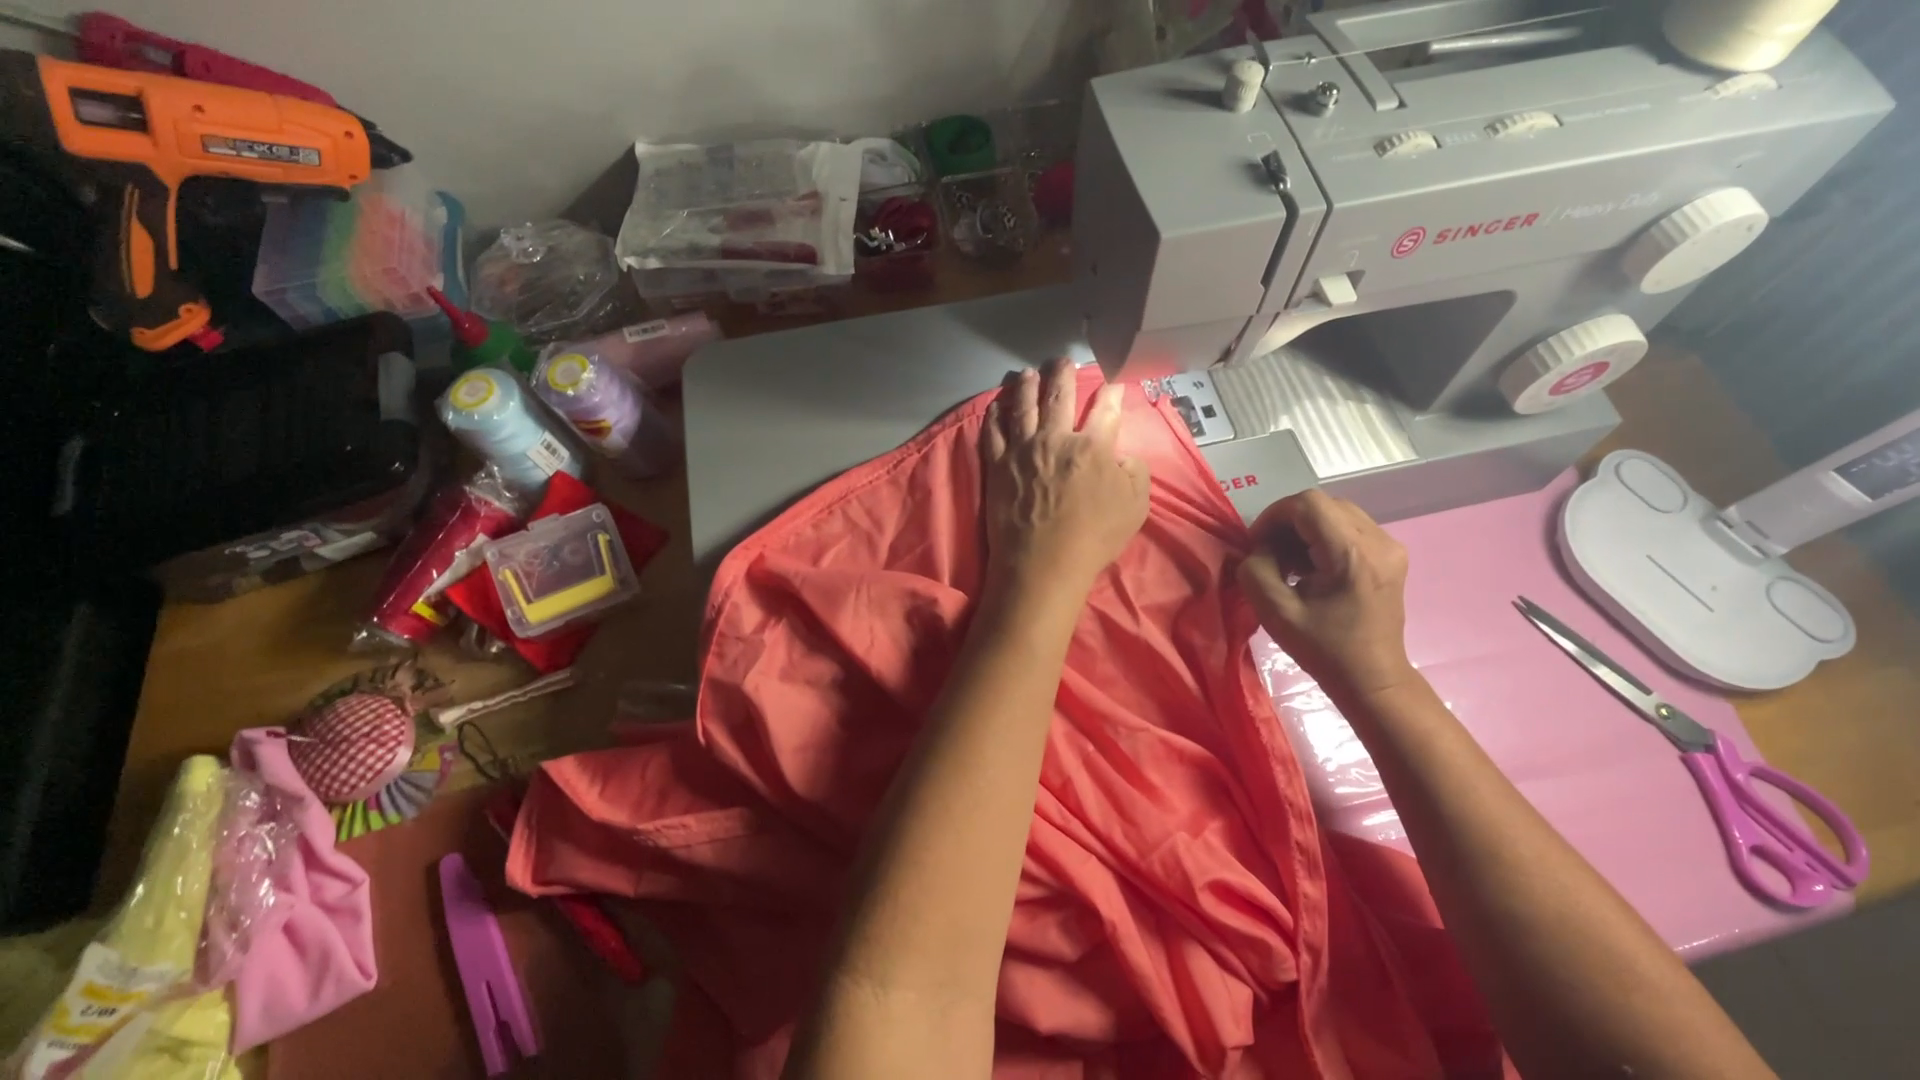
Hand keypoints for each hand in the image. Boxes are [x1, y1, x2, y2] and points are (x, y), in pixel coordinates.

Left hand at [981, 359, 1149, 592]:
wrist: (1043, 564)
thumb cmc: (1094, 539)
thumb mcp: (1135, 507)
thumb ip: (1135, 473)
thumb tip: (1123, 456)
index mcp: (1093, 447)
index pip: (1105, 410)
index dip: (1111, 394)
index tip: (1112, 385)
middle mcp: (1056, 439)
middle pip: (1059, 396)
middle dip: (1063, 374)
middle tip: (1063, 360)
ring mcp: (1022, 450)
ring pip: (1023, 407)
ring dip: (1027, 386)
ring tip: (1028, 372)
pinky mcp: (997, 466)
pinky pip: (993, 432)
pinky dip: (995, 415)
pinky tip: (996, 405)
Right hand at [1236, 489, 1416, 699]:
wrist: (1372, 678)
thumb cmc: (1324, 649)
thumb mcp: (1275, 612)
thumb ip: (1256, 570)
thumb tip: (1261, 548)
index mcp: (1352, 554)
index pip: (1308, 504)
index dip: (1274, 516)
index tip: (1257, 544)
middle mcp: (1379, 541)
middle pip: (1323, 504)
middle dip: (1288, 522)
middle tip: (1270, 554)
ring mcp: (1390, 546)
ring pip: (1336, 512)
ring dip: (1305, 529)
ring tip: (1290, 563)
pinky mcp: (1390, 554)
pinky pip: (1349, 527)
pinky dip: (1323, 537)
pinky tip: (1312, 567)